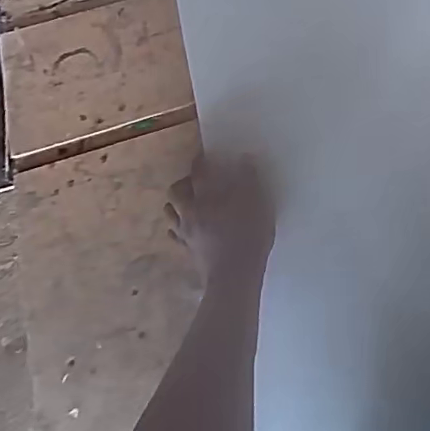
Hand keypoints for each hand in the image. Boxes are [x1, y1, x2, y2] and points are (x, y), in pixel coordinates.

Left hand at [166, 153, 275, 290]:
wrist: (234, 275)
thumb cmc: (250, 235)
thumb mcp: (259, 203)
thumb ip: (250, 180)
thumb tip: (245, 158)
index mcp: (208, 197)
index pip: (199, 172)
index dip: (201, 161)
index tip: (205, 155)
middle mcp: (190, 211)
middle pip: (177, 190)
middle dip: (186, 181)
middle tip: (199, 179)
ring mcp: (185, 231)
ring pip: (170, 211)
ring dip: (178, 202)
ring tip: (191, 200)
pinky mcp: (185, 248)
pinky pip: (174, 232)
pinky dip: (179, 224)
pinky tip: (188, 225)